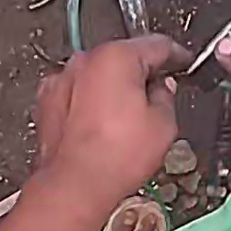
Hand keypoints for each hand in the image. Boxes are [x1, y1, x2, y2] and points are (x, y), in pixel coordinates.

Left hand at [33, 34, 191, 222]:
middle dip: (141, 77)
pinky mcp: (48, 103)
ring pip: (98, 78)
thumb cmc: (115, 158)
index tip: (182, 62)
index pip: (157, 45)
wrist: (75, 185)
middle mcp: (86, 61)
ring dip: (113, 92)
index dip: (176, 56)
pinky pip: (77, 96)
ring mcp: (62, 80)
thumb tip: (162, 90)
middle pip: (123, 59)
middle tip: (156, 102)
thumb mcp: (163, 127)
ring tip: (125, 125)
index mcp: (118, 58)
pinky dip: (89, 106)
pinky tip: (100, 130)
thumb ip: (167, 98)